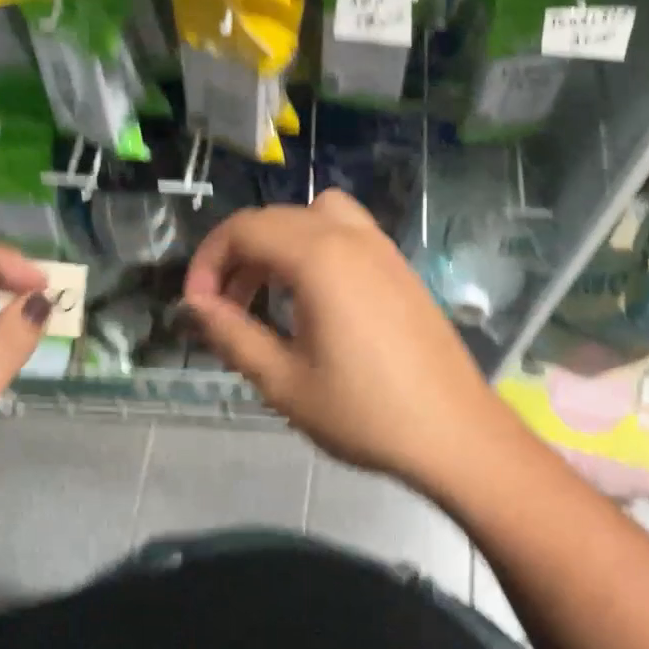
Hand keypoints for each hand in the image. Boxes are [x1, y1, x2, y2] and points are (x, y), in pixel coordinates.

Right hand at [182, 190, 507, 485]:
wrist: (454, 432)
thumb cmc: (364, 412)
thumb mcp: (283, 381)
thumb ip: (232, 334)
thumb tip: (194, 305)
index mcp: (319, 256)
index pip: (244, 229)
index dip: (208, 261)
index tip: (197, 308)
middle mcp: (352, 236)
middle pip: (277, 218)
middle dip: (239, 255)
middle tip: (224, 308)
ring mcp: (383, 248)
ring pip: (315, 216)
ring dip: (280, 244)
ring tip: (268, 297)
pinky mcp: (401, 267)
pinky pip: (347, 233)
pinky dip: (316, 247)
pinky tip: (314, 301)